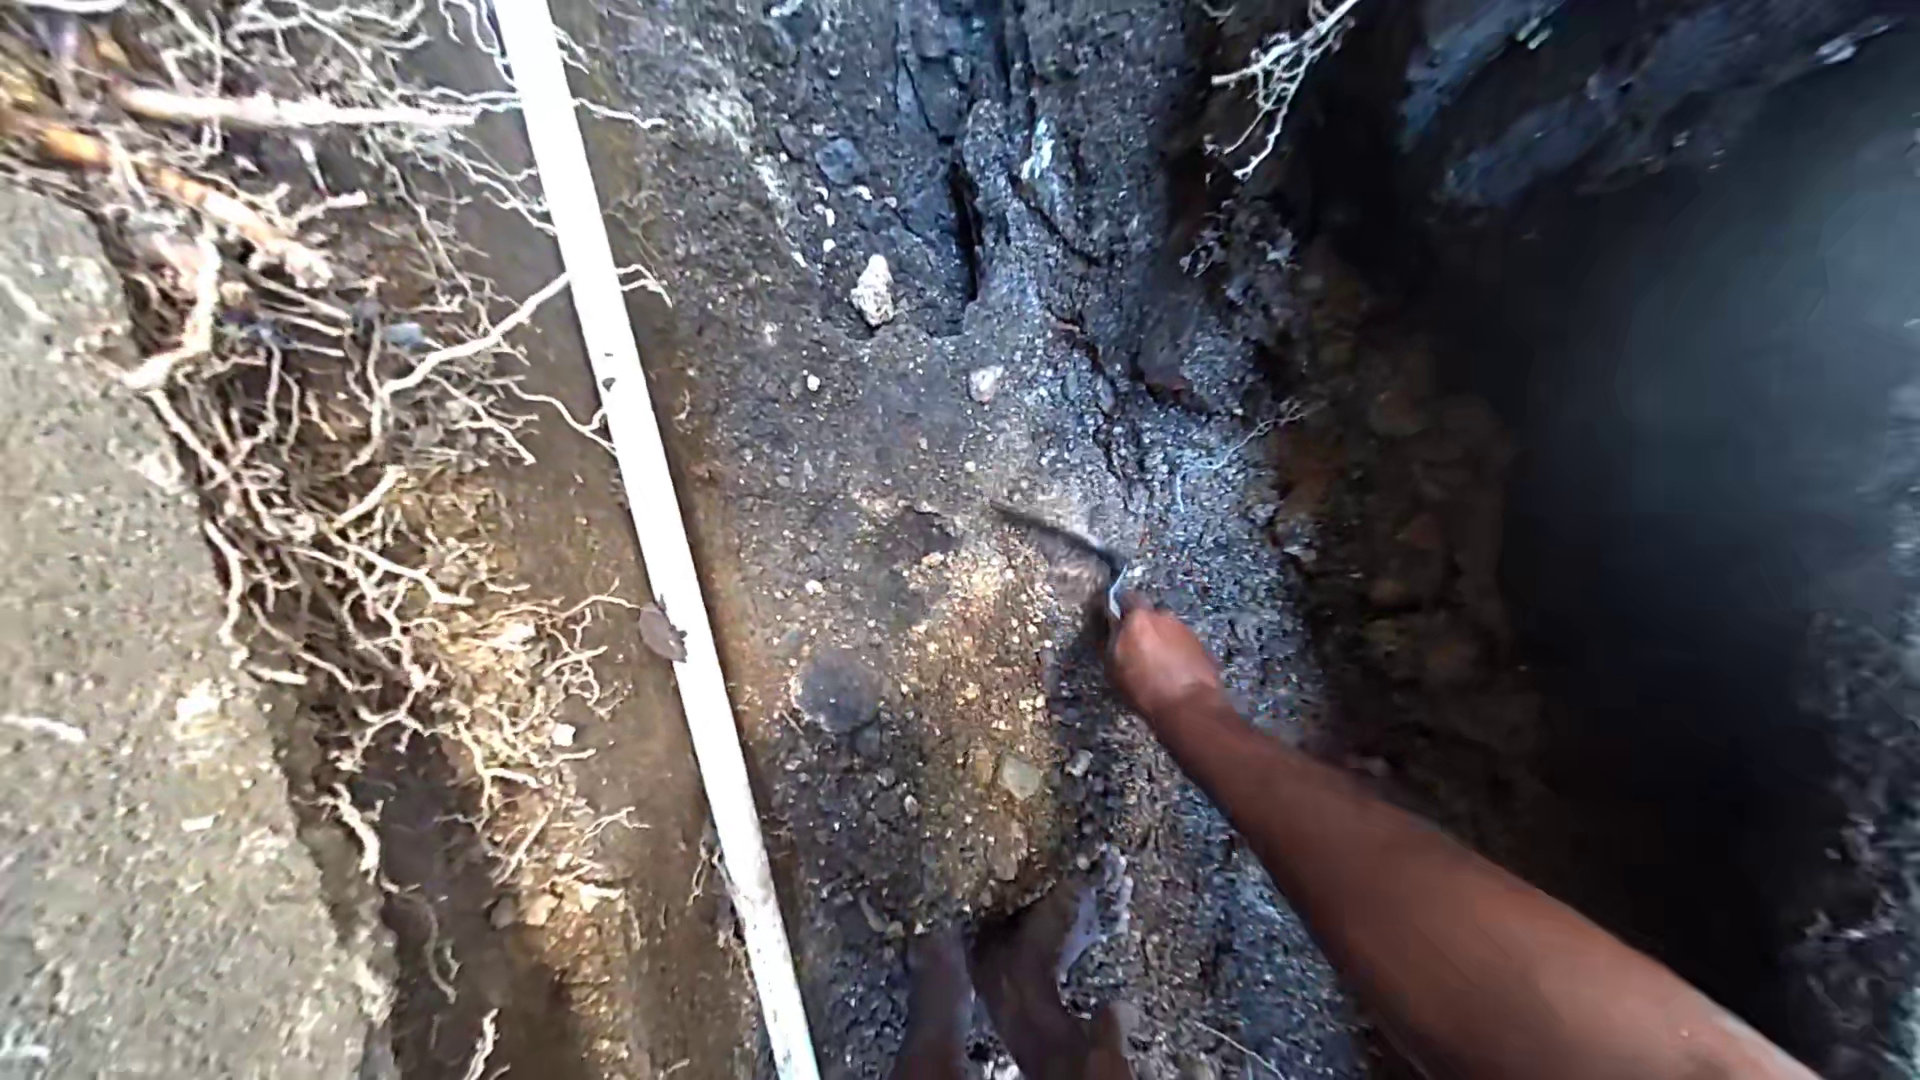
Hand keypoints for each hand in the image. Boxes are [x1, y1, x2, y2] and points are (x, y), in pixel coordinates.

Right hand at [1108, 602, 1222, 719]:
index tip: (1115, 624)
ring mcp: (1186, 630)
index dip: (1119, 610)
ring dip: (1161, 641)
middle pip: (1148, 615)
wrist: (1190, 707)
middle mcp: (1164, 616)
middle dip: (1142, 627)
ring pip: (1166, 630)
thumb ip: (1109, 640)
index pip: (1124, 597)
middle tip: (1135, 649)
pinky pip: (1182, 644)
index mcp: (1139, 617)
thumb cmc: (1145, 687)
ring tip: (1157, 666)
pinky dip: (1176, 653)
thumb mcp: (1113, 667)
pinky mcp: (1202, 646)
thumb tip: (1110, 627)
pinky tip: (1173, 673)